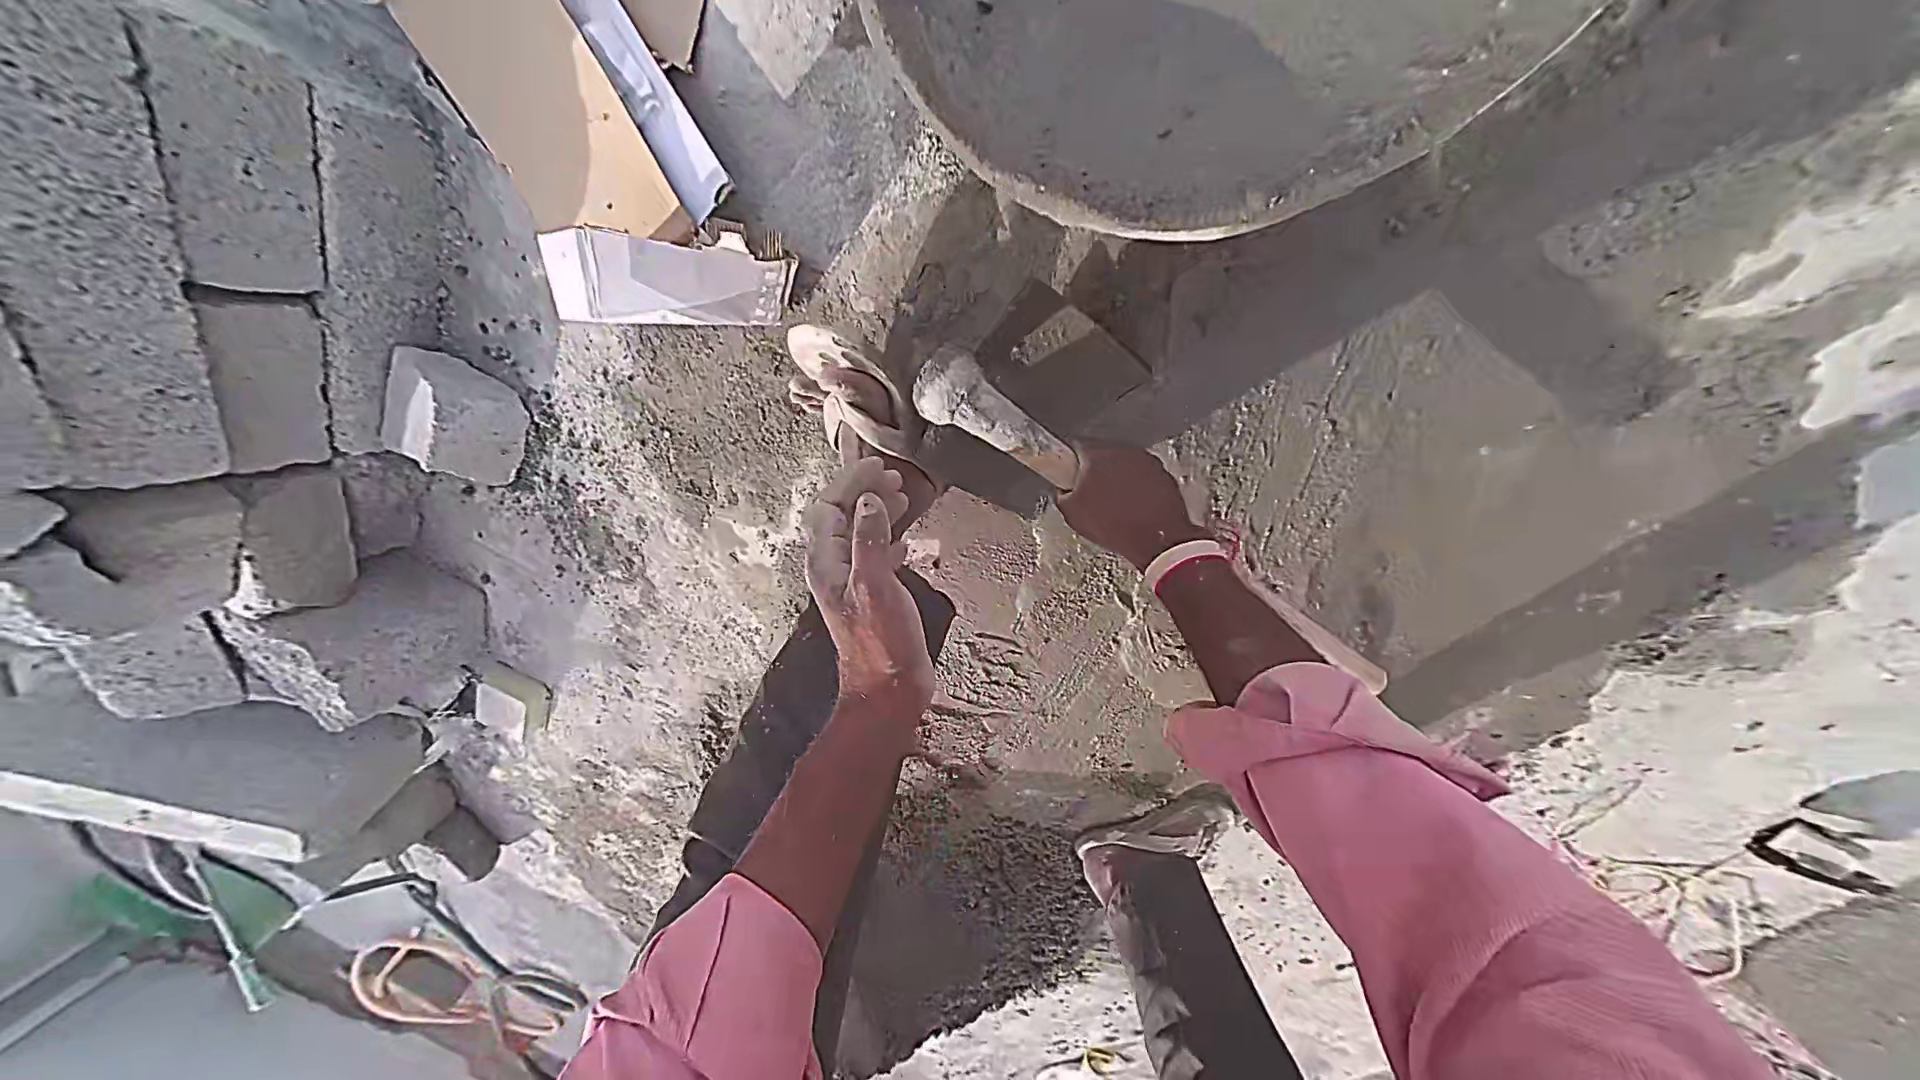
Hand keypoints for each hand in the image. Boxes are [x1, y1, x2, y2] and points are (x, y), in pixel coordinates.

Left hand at [803, 456, 934, 715]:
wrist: (888, 690)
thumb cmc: (882, 644)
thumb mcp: (876, 586)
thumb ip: (871, 541)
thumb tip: (870, 502)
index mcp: (827, 563)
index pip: (829, 507)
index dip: (851, 482)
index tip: (879, 468)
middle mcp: (834, 569)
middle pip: (841, 516)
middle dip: (864, 491)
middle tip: (894, 479)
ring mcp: (852, 583)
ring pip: (859, 533)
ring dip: (877, 511)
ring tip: (902, 497)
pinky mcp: (871, 596)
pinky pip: (875, 554)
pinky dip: (889, 539)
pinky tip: (906, 542)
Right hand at [1056, 440, 1209, 569]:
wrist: (1156, 542)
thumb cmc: (1114, 526)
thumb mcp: (1073, 513)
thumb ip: (1063, 493)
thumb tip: (1065, 490)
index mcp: (1099, 455)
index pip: (1078, 448)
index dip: (1072, 464)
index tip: (1072, 476)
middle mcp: (1125, 451)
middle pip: (1104, 455)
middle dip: (1097, 472)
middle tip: (1093, 496)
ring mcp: (1148, 462)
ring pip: (1126, 465)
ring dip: (1119, 479)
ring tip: (1115, 506)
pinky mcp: (1165, 475)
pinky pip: (1145, 478)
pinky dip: (1139, 489)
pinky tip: (1134, 509)